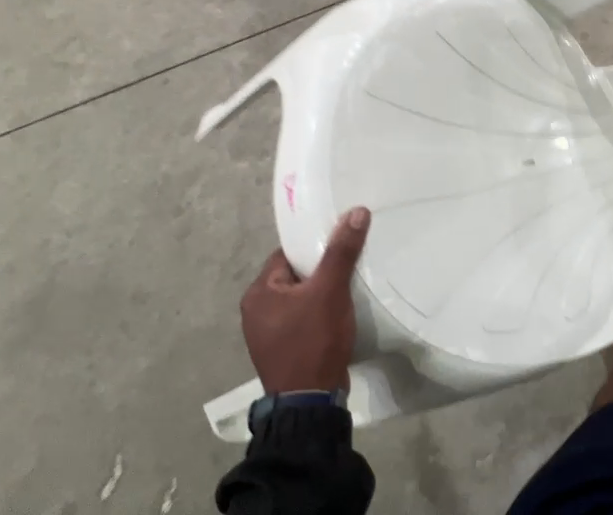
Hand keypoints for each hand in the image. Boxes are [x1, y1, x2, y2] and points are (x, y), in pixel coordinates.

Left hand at [241, 207, 370, 393]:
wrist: (311, 400)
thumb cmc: (313, 340)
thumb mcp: (330, 290)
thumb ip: (341, 251)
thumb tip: (356, 212)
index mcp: (258, 293)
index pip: (288, 255)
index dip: (315, 247)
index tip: (341, 244)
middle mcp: (255, 312)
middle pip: (296, 277)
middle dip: (321, 271)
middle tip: (350, 265)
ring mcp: (267, 334)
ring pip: (301, 299)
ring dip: (322, 294)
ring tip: (349, 287)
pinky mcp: (283, 350)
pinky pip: (303, 319)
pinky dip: (320, 314)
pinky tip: (340, 314)